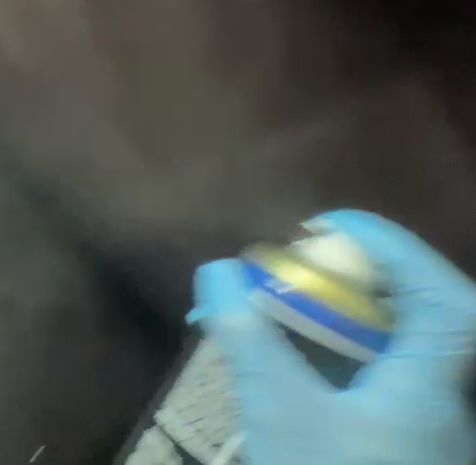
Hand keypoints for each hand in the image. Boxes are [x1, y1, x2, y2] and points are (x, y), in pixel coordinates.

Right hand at [193, 209, 475, 464]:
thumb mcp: (279, 409)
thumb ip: (249, 335)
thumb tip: (217, 269)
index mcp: (435, 385)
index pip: (444, 299)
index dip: (394, 248)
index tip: (324, 222)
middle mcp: (449, 400)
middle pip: (427, 318)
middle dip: (361, 277)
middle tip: (297, 260)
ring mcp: (431, 426)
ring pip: (403, 350)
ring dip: (344, 315)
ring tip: (277, 303)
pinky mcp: (408, 443)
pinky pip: (385, 377)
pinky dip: (339, 352)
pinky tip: (290, 358)